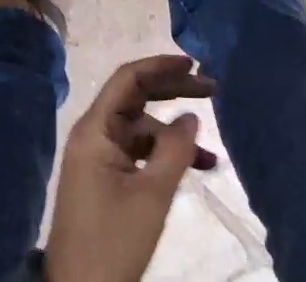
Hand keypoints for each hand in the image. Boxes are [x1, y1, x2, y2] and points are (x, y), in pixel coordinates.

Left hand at [42, 56, 217, 281]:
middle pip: (136, 98)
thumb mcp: (152, 195)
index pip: (128, 79)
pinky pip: (138, 153)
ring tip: (211, 154)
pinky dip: (165, 157)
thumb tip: (190, 116)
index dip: (160, 66)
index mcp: (94, 130)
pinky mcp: (104, 178)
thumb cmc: (113, 242)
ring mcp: (98, 157)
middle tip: (213, 91)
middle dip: (173, 93)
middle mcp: (93, 135)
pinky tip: (197, 169)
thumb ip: (174, 149)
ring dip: (175, 136)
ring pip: (141, 129)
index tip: (194, 64)